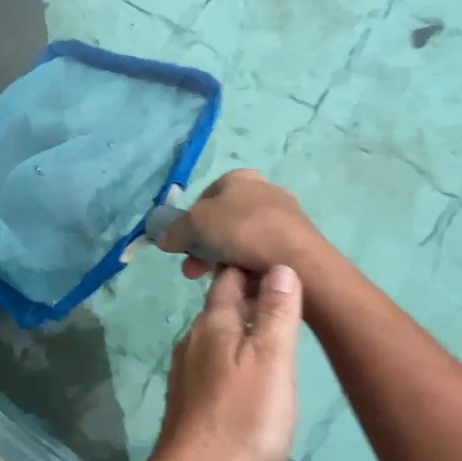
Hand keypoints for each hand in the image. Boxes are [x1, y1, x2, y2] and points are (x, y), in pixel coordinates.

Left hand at [146, 264, 302, 460]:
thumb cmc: (244, 417)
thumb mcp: (272, 361)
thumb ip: (276, 313)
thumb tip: (280, 266)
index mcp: (214, 322)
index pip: (229, 278)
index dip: (252, 266)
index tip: (279, 259)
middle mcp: (194, 336)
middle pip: (223, 304)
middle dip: (250, 294)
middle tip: (287, 294)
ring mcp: (188, 366)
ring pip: (219, 332)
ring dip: (243, 324)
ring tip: (275, 329)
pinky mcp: (191, 393)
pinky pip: (215, 357)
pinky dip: (235, 351)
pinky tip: (252, 368)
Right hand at [160, 169, 327, 279]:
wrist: (298, 261)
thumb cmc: (242, 231)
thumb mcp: (195, 225)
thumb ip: (175, 230)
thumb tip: (163, 238)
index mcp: (240, 177)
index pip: (205, 195)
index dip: (190, 219)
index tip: (185, 243)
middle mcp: (264, 190)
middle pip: (223, 220)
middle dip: (204, 246)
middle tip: (194, 269)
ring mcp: (284, 216)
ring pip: (241, 239)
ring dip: (223, 259)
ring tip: (216, 281)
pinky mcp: (298, 241)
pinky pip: (262, 252)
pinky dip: (249, 265)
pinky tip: (244, 282)